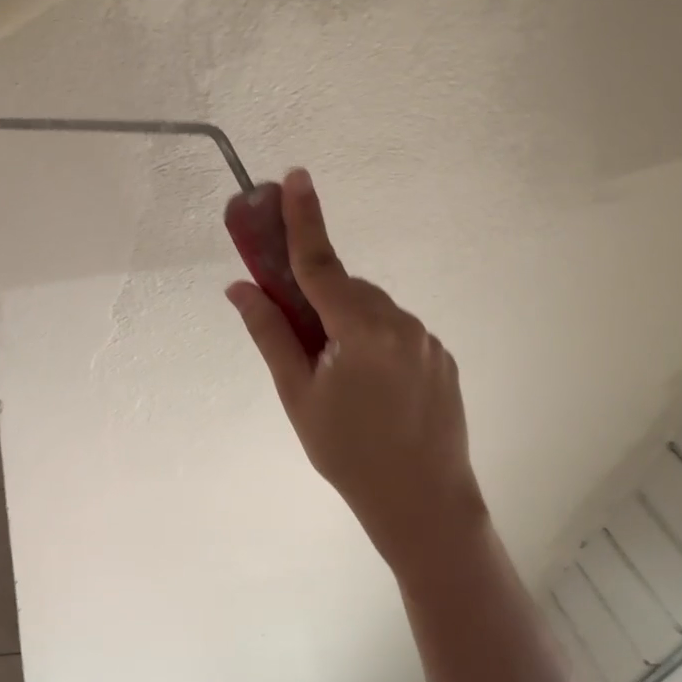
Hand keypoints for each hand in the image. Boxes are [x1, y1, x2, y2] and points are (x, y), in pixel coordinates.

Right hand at [226, 168, 486, 571]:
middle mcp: (400, 323)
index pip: (320, 263)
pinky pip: (394, 332)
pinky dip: (370, 339)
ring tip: (334, 378)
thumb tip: (240, 288)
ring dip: (343, 322)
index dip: (303, 218)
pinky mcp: (440, 358)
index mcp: (361, 330)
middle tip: (294, 335)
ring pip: (370, 309)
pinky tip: (367, 387)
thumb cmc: (348, 452)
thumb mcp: (297, 395)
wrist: (424, 505)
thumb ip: (270, 334)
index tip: (294, 177)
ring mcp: (426, 340)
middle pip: (345, 288)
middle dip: (316, 297)